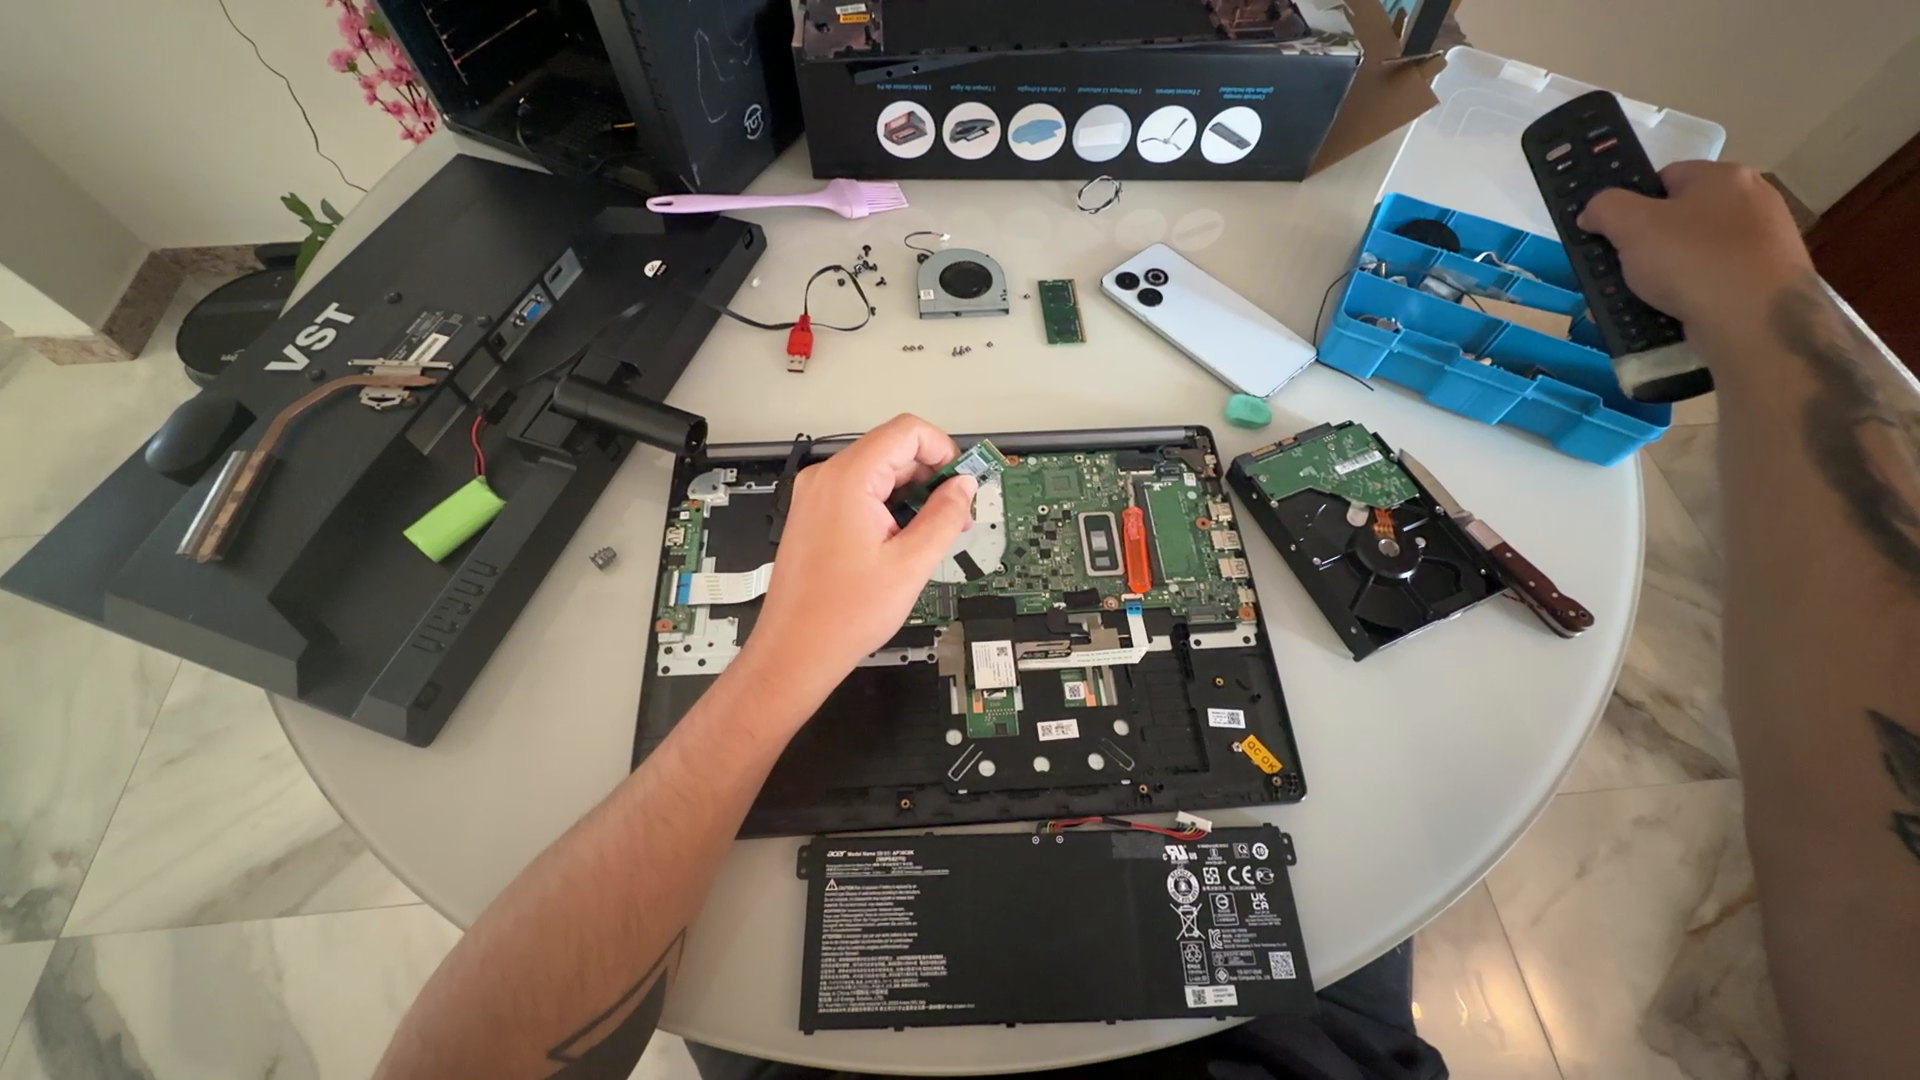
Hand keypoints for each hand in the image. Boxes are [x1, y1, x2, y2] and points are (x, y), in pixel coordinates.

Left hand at [733, 414, 977, 712]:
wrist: (797, 649)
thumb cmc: (840, 615)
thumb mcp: (911, 564)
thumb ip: (945, 517)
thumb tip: (963, 488)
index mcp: (848, 480)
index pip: (907, 432)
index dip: (943, 450)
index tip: (962, 479)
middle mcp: (826, 479)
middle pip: (892, 450)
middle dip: (931, 477)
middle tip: (956, 514)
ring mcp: (816, 496)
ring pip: (878, 473)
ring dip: (912, 494)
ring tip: (933, 534)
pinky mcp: (815, 515)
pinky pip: (861, 493)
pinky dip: (889, 507)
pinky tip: (906, 540)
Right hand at [1578, 161, 1812, 334]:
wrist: (1752, 314)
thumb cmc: (1690, 259)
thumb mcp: (1632, 225)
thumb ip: (1604, 207)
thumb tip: (1593, 210)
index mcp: (1722, 177)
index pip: (1662, 178)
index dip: (1629, 205)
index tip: (1608, 234)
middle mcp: (1748, 199)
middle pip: (1674, 218)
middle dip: (1638, 246)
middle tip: (1614, 272)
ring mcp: (1759, 238)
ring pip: (1687, 252)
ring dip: (1654, 275)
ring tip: (1630, 299)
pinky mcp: (1762, 274)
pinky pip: (1706, 278)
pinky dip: (1680, 292)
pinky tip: (1662, 310)